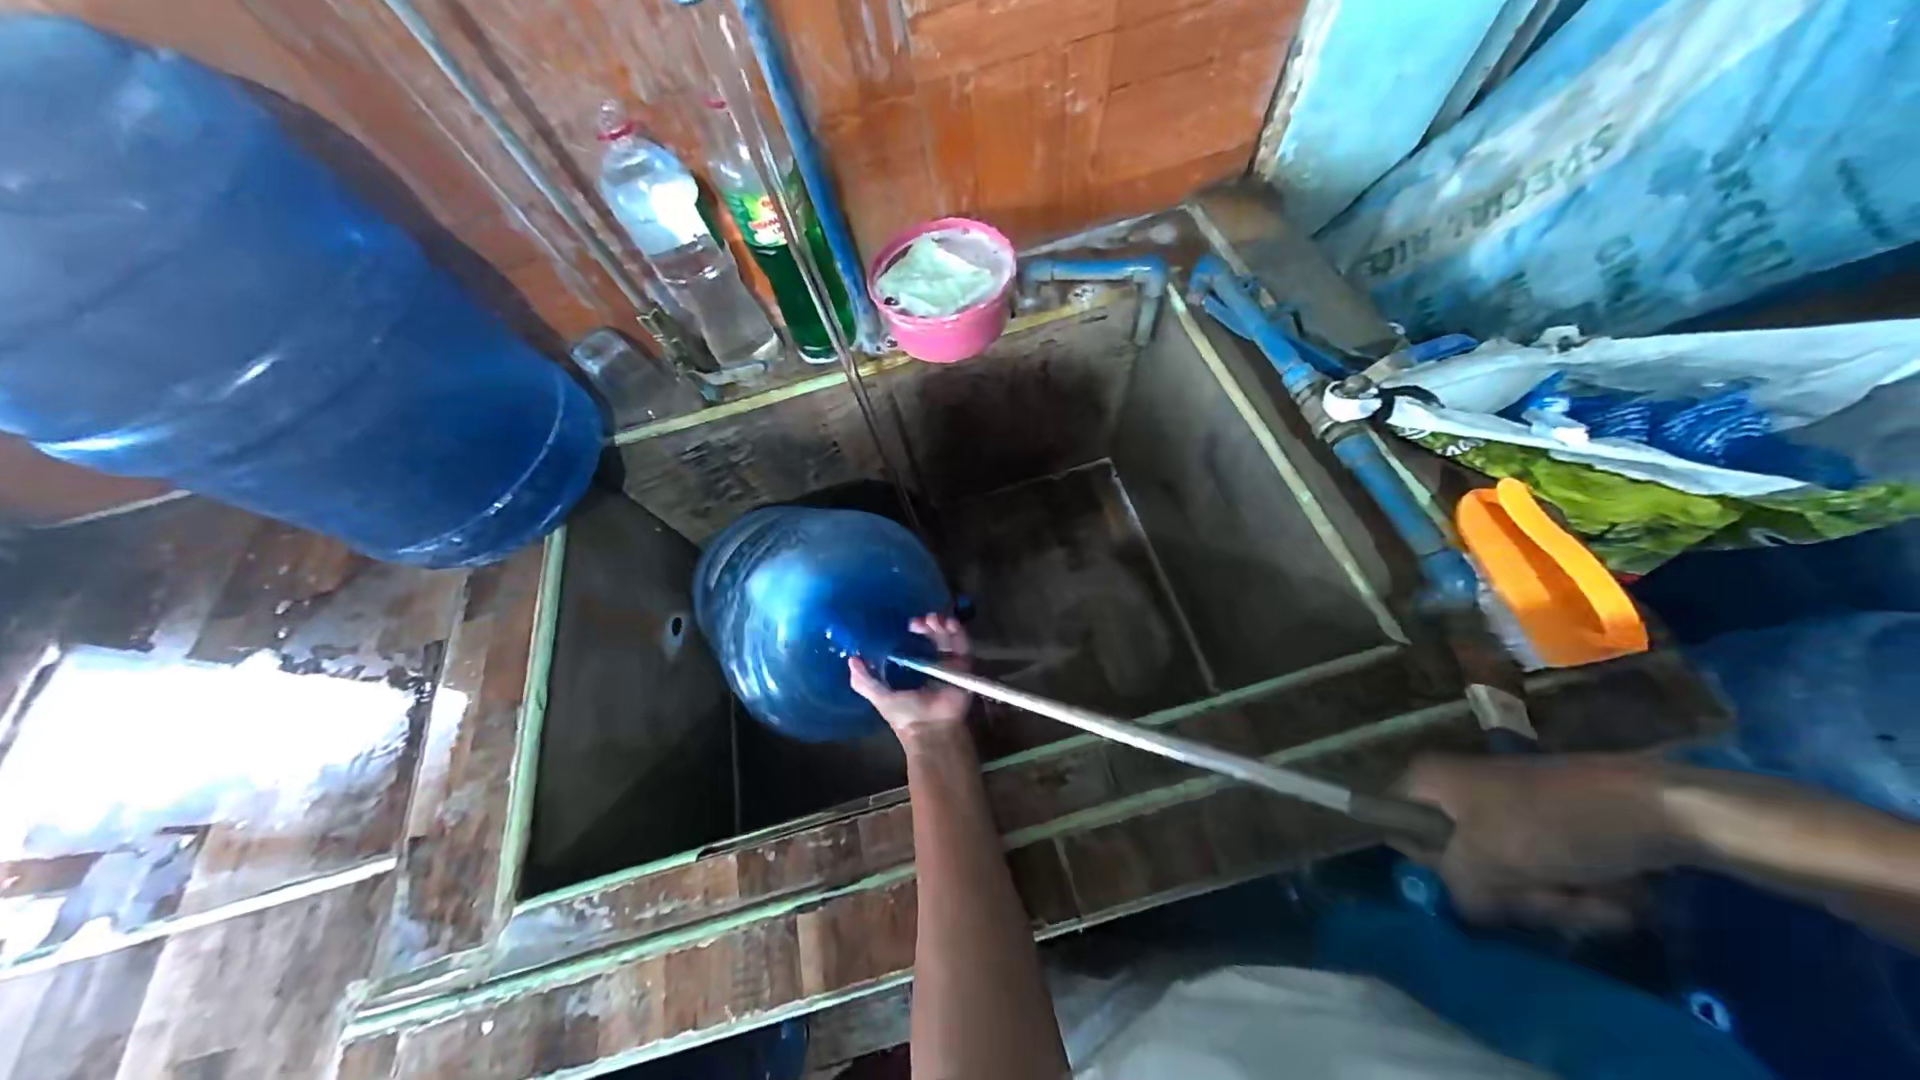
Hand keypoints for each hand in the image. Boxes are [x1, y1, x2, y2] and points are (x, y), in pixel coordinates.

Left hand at [849, 613, 973, 743]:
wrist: (930, 729)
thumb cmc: (905, 714)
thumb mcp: (879, 697)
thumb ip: (863, 681)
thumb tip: (851, 659)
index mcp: (912, 667)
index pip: (913, 641)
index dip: (910, 630)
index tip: (906, 623)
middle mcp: (931, 662)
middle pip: (931, 635)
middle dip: (927, 624)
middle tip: (920, 621)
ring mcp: (948, 662)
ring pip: (947, 636)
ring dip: (941, 624)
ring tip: (934, 619)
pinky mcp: (963, 665)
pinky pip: (963, 644)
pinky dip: (958, 631)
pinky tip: (950, 623)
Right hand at [1396, 753, 1681, 931]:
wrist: (1660, 809)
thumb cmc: (1552, 822)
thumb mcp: (1486, 860)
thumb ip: (1455, 887)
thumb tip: (1463, 906)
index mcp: (1430, 781)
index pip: (1392, 821)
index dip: (1424, 859)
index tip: (1461, 881)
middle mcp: (1460, 790)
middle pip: (1460, 860)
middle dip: (1510, 893)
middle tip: (1542, 898)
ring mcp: (1509, 809)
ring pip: (1510, 875)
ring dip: (1553, 902)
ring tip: (1592, 901)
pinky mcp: (1553, 828)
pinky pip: (1546, 872)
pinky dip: (1577, 893)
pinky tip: (1610, 896)